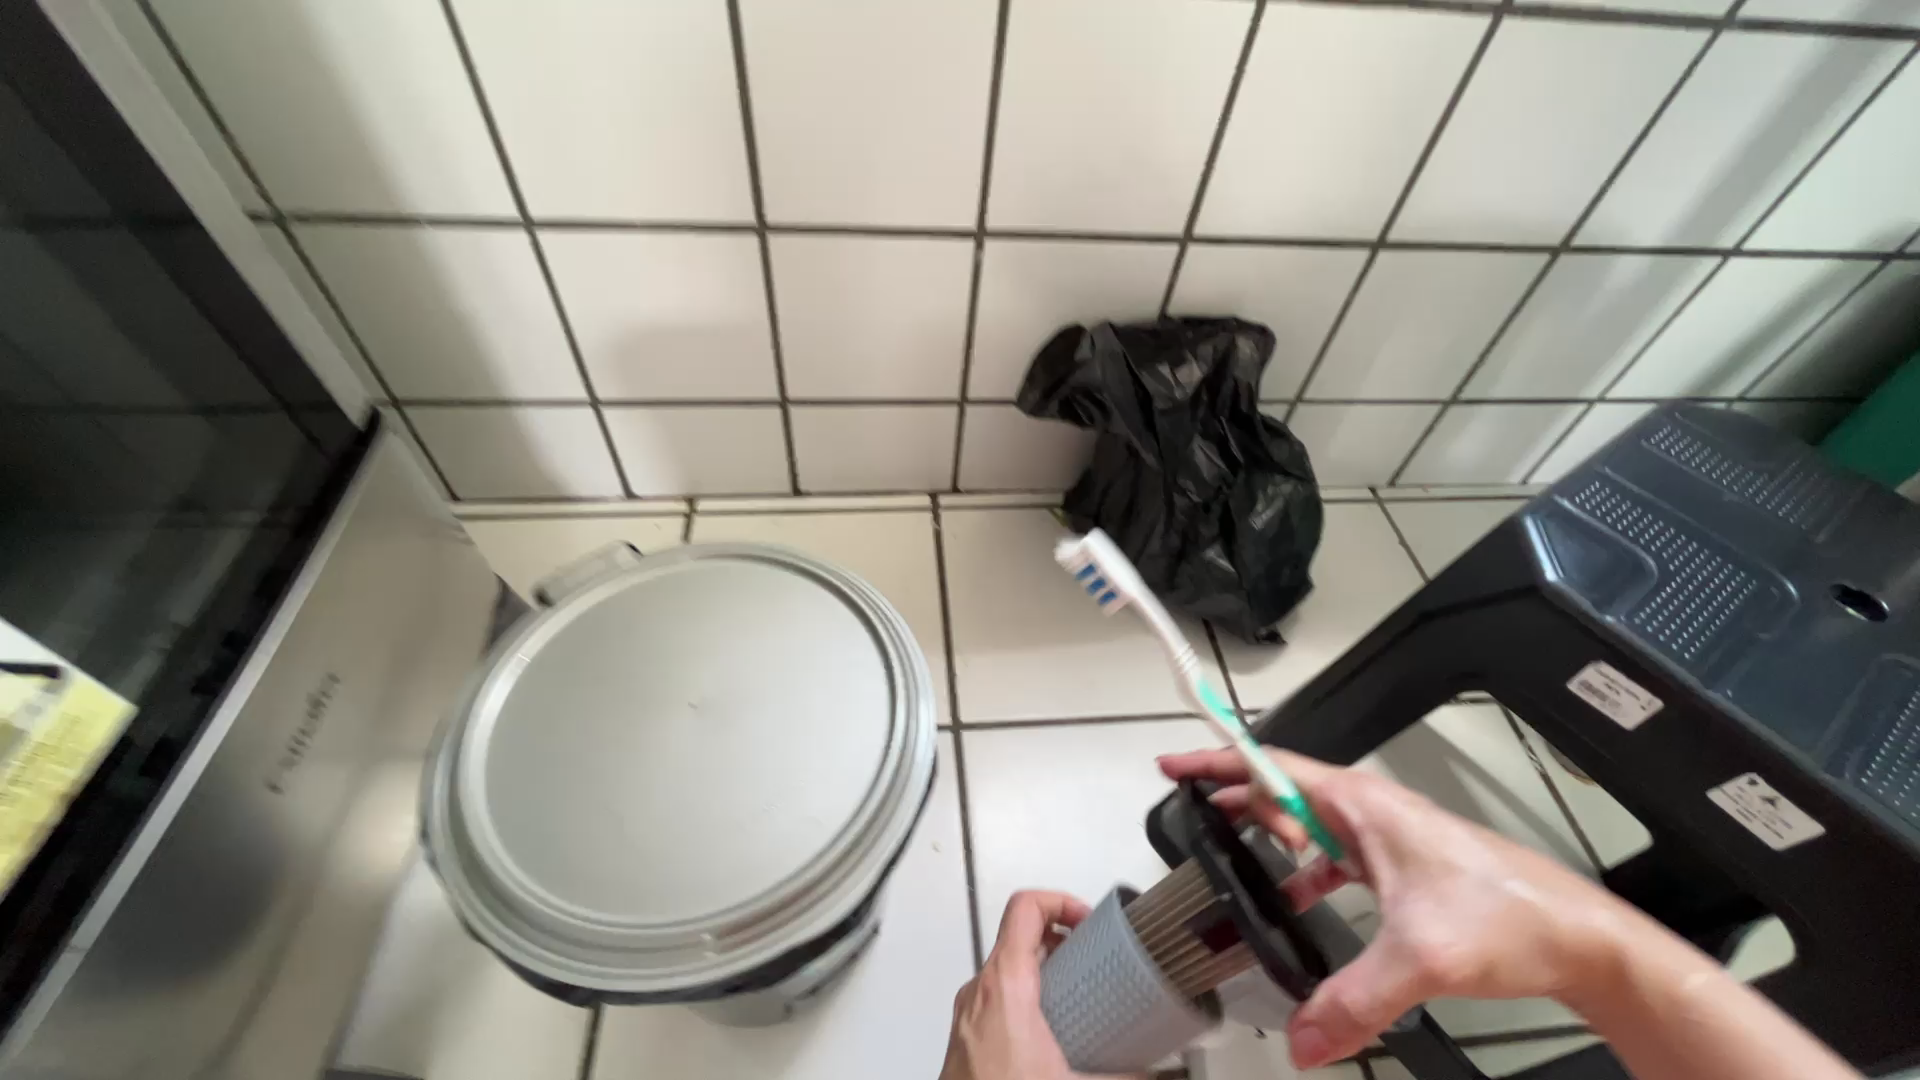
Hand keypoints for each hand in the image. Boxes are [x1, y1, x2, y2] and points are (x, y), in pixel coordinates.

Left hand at [939, 890, 1110, 1079]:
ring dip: (1045, 970)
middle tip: (1094, 959)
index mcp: (1005, 985)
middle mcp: (980, 989)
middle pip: (1019, 934)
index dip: (1060, 900)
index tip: (1088, 920)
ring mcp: (968, 1012)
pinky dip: (1028, 997)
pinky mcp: (965, 1036)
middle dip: (1061, 940)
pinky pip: (998, 996)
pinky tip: (1054, 1033)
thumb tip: (1154, 1073)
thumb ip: (1121, 1074)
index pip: (1025, 907)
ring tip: (1080, 996)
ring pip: (1008, 966)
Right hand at [1158, 747, 1633, 1069]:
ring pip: (1306, 818)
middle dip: (1232, 793)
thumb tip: (1301, 1040)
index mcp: (1360, 804)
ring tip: (1231, 845)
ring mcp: (1382, 833)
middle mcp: (1366, 808)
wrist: (1582, 939)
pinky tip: (1296, 895)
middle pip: (1281, 788)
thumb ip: (1353, 1000)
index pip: (1270, 768)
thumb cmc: (1509, 918)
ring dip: (1268, 829)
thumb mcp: (1421, 959)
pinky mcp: (1396, 859)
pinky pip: (1332, 851)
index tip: (1175, 765)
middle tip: (1189, 805)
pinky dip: (1303, 865)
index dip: (1216, 763)